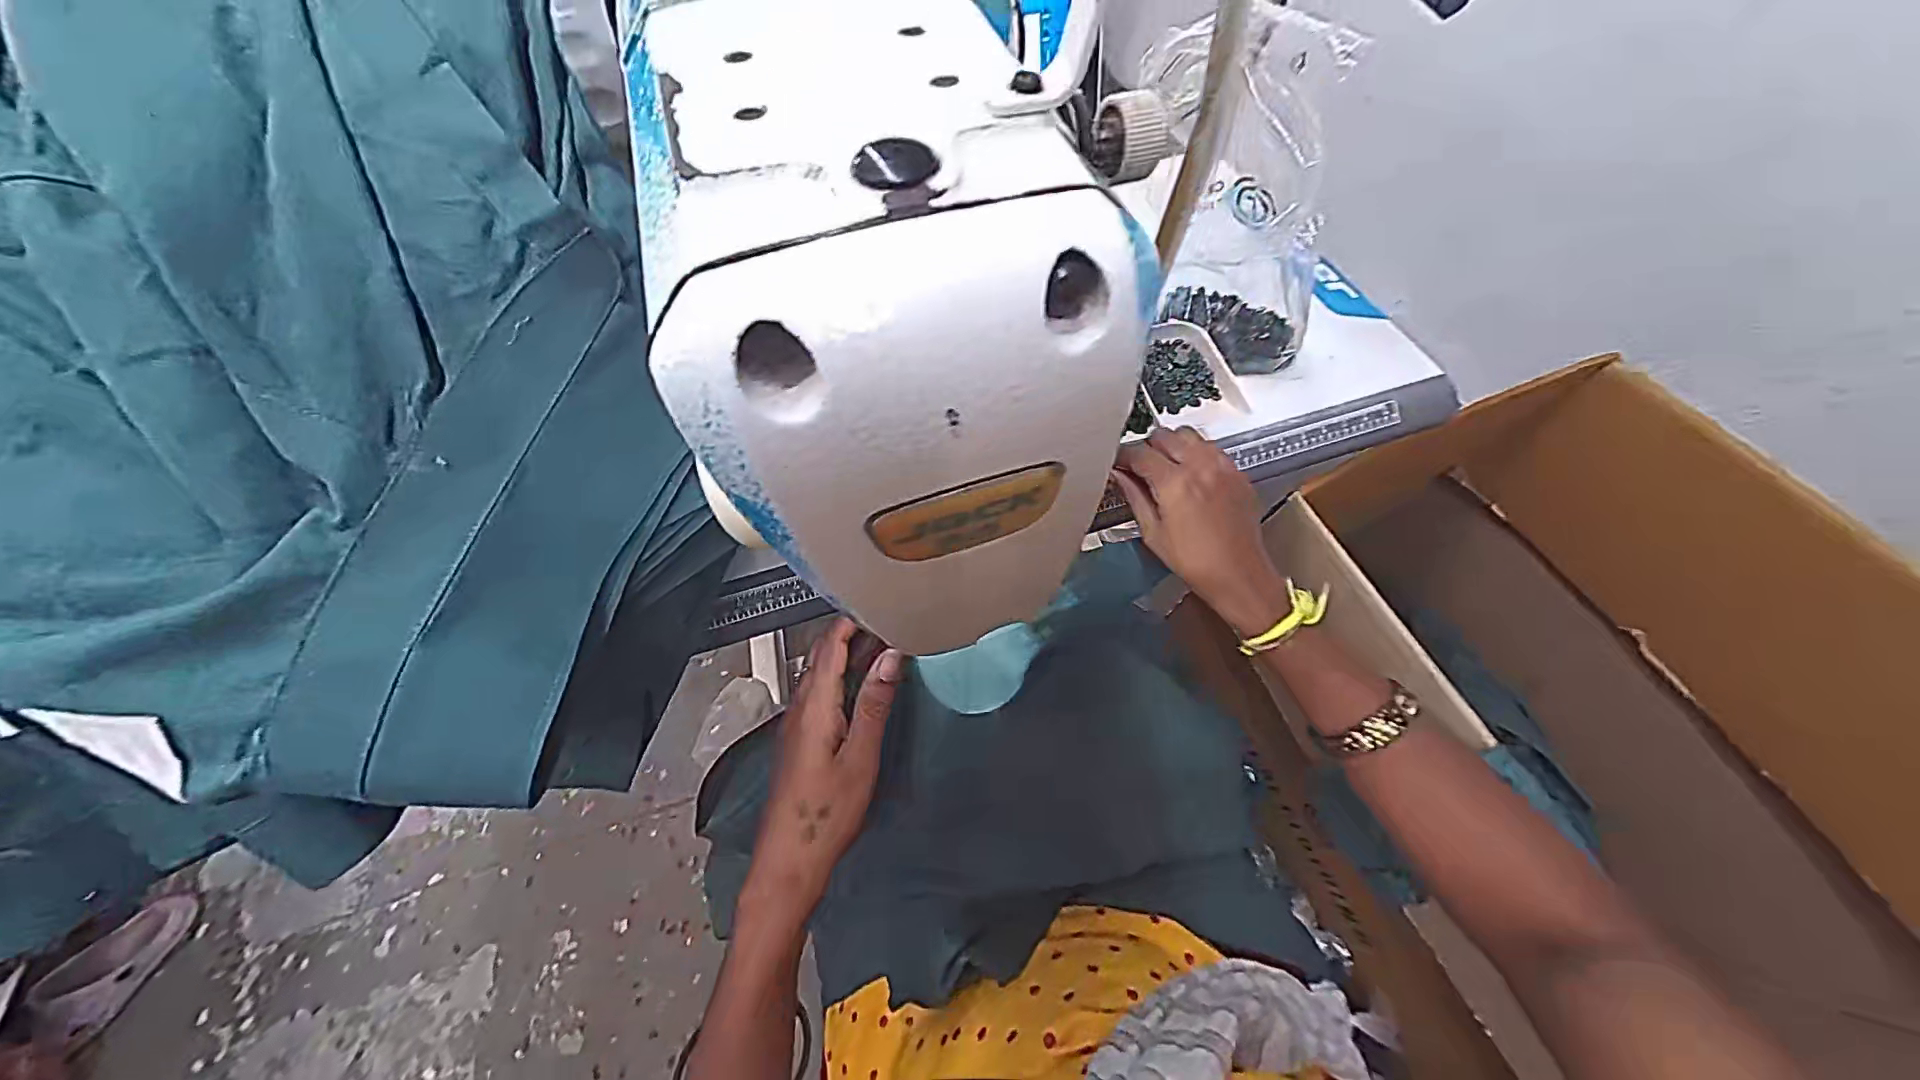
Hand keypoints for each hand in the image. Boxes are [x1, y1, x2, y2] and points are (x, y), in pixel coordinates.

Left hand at [741, 618, 902, 930]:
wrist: (788, 861)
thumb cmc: (825, 815)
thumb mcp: (860, 757)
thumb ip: (874, 703)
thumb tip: (890, 656)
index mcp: (814, 706)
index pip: (830, 645)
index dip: (853, 619)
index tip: (881, 603)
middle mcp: (800, 708)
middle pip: (824, 655)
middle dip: (855, 633)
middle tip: (890, 621)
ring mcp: (798, 724)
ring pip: (822, 674)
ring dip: (850, 655)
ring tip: (884, 646)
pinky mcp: (801, 739)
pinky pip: (822, 693)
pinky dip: (844, 678)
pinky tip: (863, 687)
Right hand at [1112, 427, 1289, 635]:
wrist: (1238, 574)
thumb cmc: (1197, 562)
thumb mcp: (1153, 533)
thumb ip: (1135, 497)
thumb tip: (1122, 477)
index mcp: (1175, 483)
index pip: (1140, 452)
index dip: (1123, 456)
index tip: (1118, 463)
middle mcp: (1201, 467)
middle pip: (1165, 436)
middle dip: (1147, 447)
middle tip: (1139, 465)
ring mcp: (1222, 467)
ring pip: (1189, 435)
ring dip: (1173, 445)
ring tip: (1165, 466)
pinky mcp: (1237, 473)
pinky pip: (1211, 448)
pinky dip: (1196, 453)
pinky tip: (1190, 472)